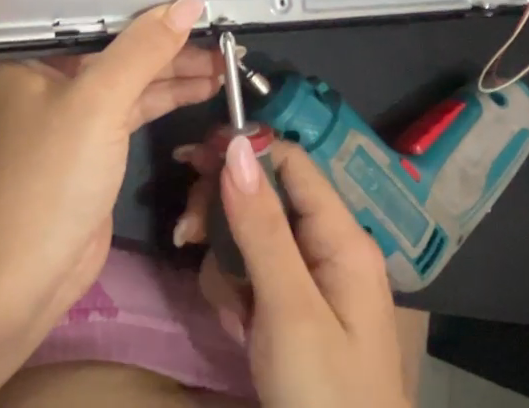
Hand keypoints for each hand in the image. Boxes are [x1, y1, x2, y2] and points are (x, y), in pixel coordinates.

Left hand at [0, 0, 220, 321]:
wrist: (25, 274)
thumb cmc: (50, 177)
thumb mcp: (99, 102)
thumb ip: (143, 51)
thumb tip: (188, 4)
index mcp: (28, 55)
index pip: (90, 14)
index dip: (140, 3)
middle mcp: (46, 77)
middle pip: (114, 47)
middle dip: (166, 41)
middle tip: (219, 32)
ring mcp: (70, 112)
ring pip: (129, 78)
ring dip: (174, 71)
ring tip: (225, 60)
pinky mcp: (91, 144)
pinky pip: (133, 107)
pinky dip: (166, 97)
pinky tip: (202, 87)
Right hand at [176, 141, 408, 407]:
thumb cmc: (324, 391)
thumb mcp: (288, 307)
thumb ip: (261, 225)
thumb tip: (237, 144)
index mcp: (341, 237)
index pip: (290, 162)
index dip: (242, 152)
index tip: (190, 160)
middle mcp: (327, 247)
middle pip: (262, 196)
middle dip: (221, 212)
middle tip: (186, 236)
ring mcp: (308, 279)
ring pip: (247, 237)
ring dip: (224, 263)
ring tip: (228, 310)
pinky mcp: (289, 307)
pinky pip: (249, 275)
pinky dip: (233, 294)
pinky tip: (238, 328)